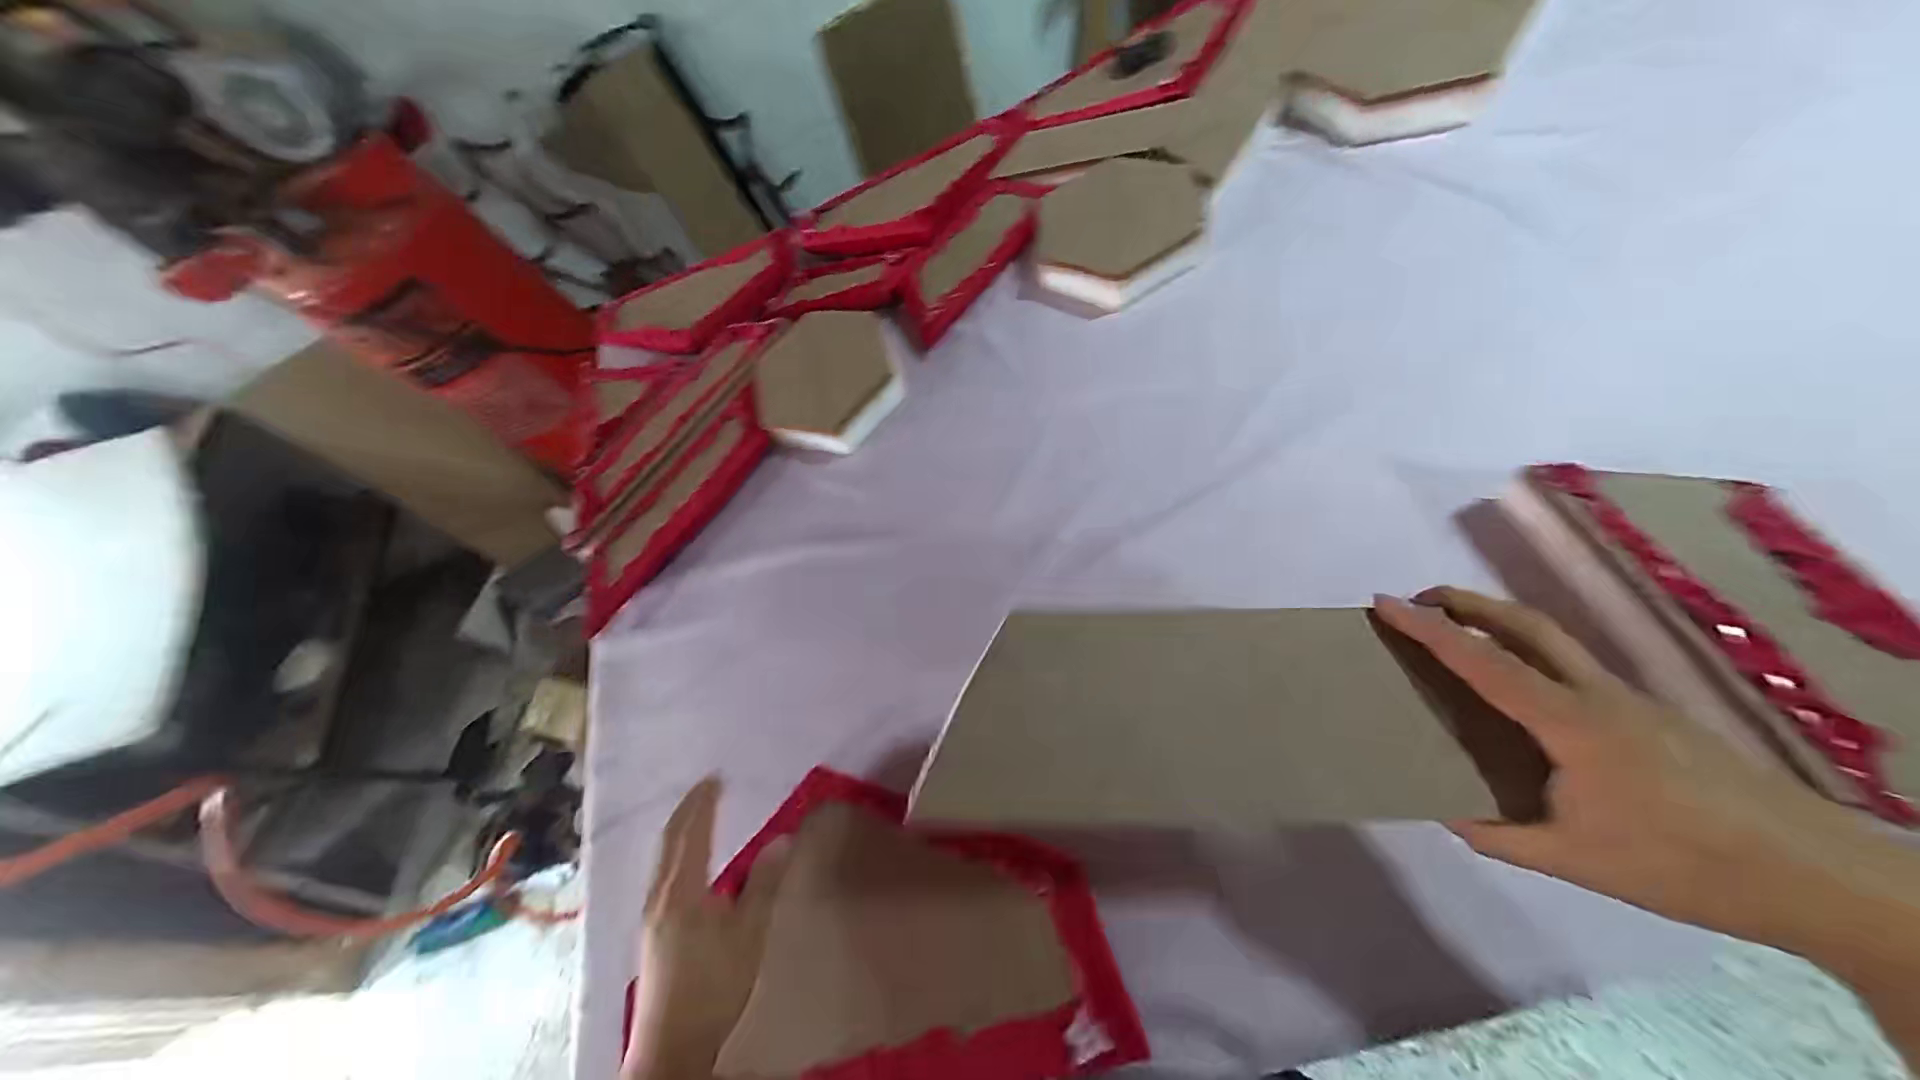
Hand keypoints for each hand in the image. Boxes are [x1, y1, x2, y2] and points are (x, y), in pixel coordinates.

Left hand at [623, 778, 788, 1079]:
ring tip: (700, 815)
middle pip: (670, 841)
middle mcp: (659, 895)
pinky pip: (664, 872)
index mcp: (681, 890)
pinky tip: (689, 860)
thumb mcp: (750, 932)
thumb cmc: (715, 986)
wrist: (673, 1049)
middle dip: (688, 810)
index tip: (716, 777)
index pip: (691, 833)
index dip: (703, 803)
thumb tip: (782, 839)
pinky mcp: (651, 931)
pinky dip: (678, 850)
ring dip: (681, 830)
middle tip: (707, 787)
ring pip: (664, 858)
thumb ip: (765, 883)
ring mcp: (651, 915)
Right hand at [1371, 587, 1891, 946]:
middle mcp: (1599, 695)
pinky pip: (1574, 668)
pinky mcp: (1652, 715)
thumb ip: (1500, 836)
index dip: (1430, 629)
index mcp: (1570, 722)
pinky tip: (1524, 693)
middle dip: (1468, 602)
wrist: (1817, 876)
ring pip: (1554, 640)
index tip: (1386, 604)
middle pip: (1526, 625)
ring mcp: (1632, 700)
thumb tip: (1447, 814)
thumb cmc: (1684, 864)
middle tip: (1421, 599)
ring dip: (1499, 623)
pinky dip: (1529, 654)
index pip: (1484, 662)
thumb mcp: (1575, 860)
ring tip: (1460, 633)